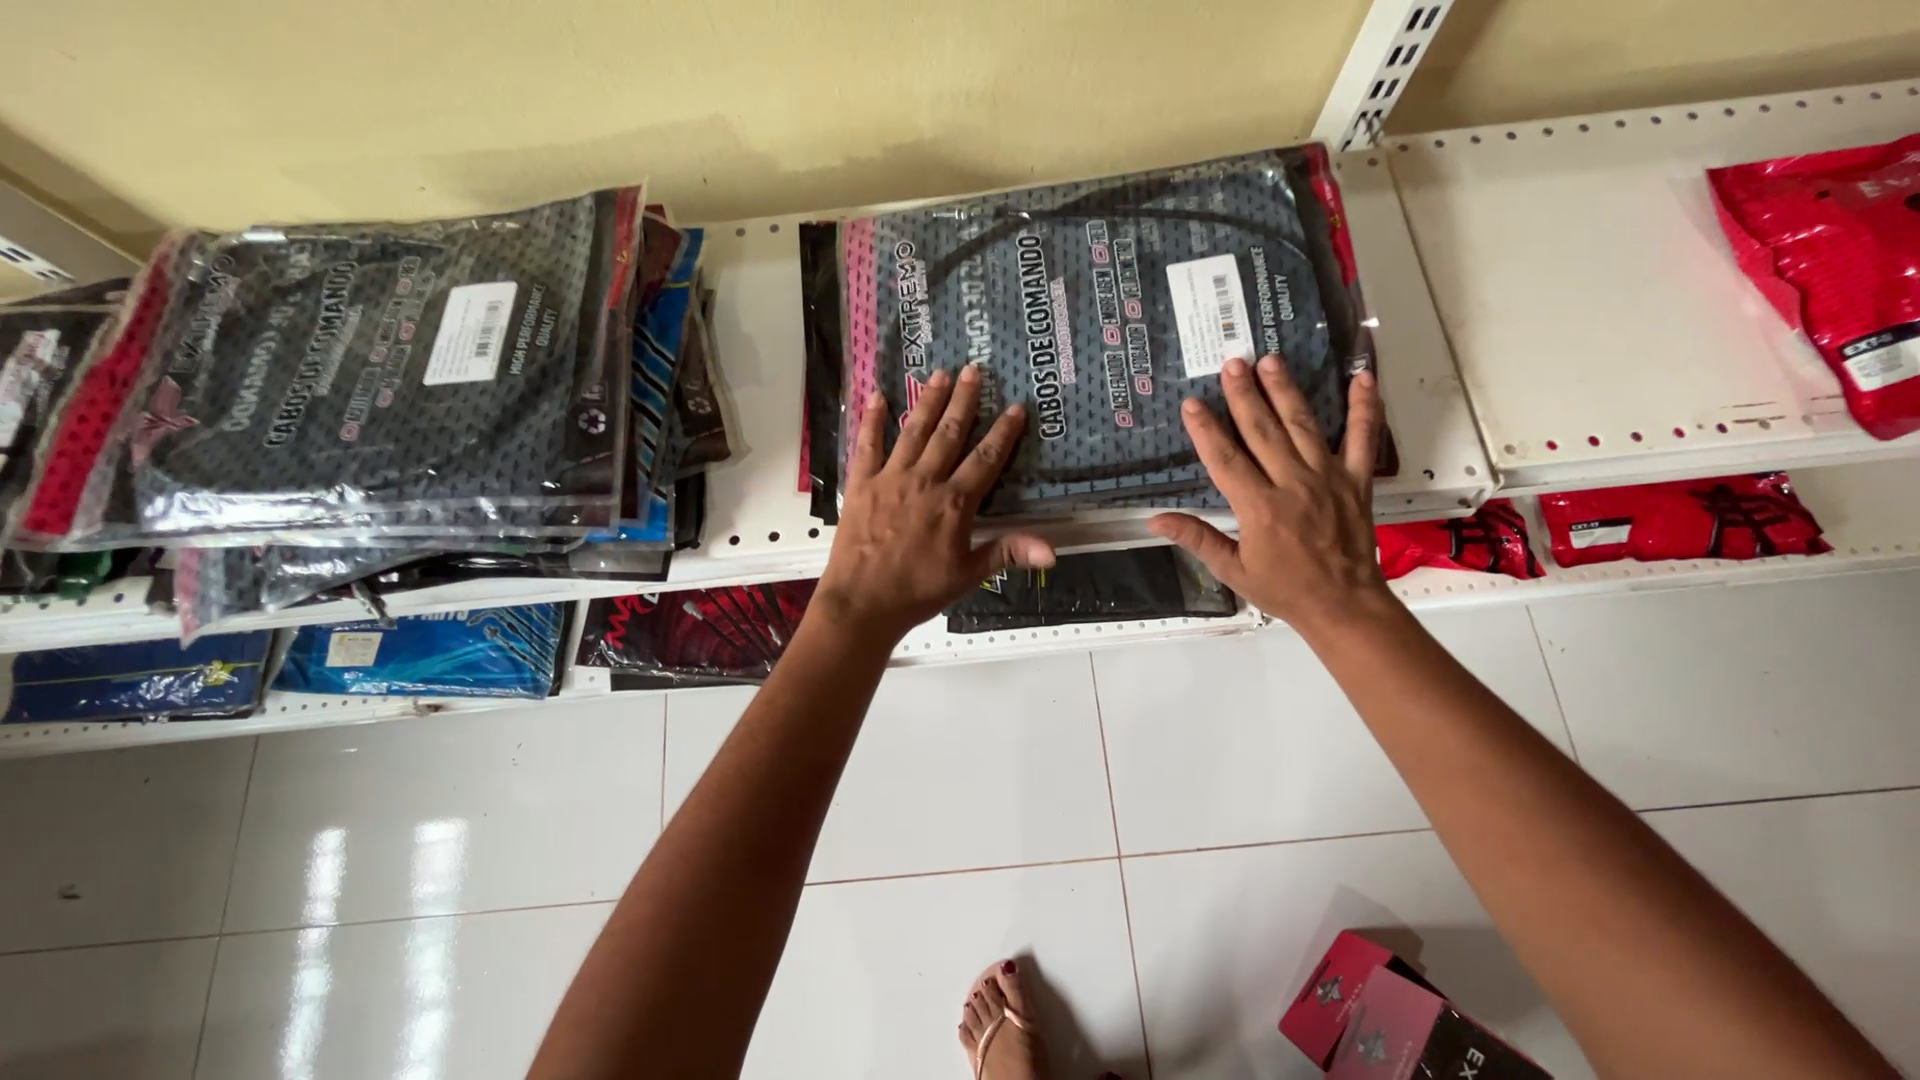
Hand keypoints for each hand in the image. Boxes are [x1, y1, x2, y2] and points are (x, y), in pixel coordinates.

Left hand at [814, 365, 1055, 643]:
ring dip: (927, 401)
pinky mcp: (862, 484)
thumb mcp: (968, 575)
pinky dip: (872, 420)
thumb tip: (1053, 551)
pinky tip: (877, 396)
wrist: (862, 603)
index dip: (1003, 432)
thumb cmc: (918, 592)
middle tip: (974, 370)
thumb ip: (1007, 553)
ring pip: (913, 431)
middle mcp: (925, 482)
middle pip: (949, 434)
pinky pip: (867, 445)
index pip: (986, 459)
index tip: (1016, 407)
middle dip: (964, 401)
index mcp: (955, 504)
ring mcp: (890, 479)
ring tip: (939, 374)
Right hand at [1149, 354, 1394, 637]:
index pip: (1225, 458)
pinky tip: (1362, 377)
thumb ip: (1197, 538)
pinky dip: (1365, 406)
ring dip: (1285, 390)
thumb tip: (1155, 519)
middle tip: (1231, 363)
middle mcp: (1292, 484)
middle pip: (1262, 430)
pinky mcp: (1356, 479)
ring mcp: (1328, 477)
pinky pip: (1362, 437)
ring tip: (1270, 360)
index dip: (1206, 429)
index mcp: (1259, 507)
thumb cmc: (1284, 589)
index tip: (1192, 403)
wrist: (1343, 604)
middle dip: (1244, 395)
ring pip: (1302, 425)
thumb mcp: (1233, 569)